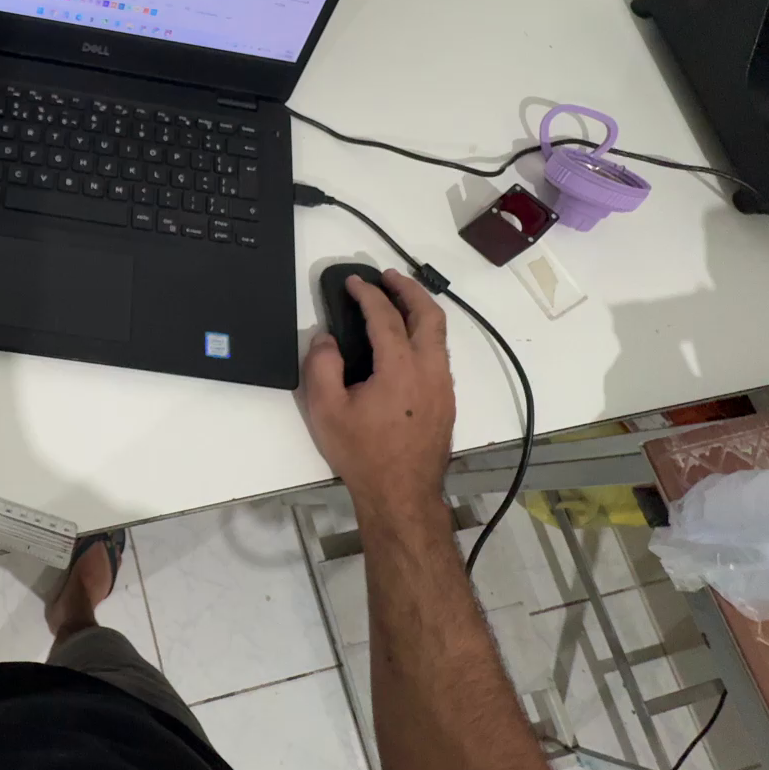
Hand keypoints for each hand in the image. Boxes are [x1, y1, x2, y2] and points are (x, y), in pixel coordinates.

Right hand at [298, 269, 454, 503]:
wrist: (401, 494)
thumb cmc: (361, 452)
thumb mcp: (326, 409)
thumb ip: (322, 366)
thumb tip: (327, 339)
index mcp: (400, 369)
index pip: (385, 318)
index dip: (368, 294)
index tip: (353, 281)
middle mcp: (430, 371)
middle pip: (429, 316)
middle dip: (409, 289)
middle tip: (388, 275)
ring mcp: (443, 386)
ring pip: (440, 334)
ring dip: (420, 310)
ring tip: (398, 299)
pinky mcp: (446, 400)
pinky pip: (439, 353)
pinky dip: (424, 333)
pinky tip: (405, 339)